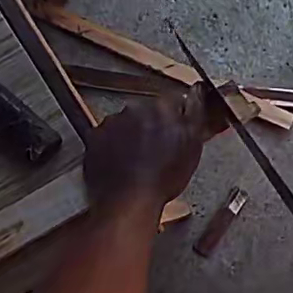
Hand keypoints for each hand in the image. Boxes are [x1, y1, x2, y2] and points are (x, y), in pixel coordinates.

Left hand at [84, 88, 207, 210]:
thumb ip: (195, 113)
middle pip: (148, 111)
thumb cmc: (162, 178)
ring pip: (127, 123)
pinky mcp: (95, 138)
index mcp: (161, 107)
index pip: (174, 102)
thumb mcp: (192, 146)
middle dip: (154, 126)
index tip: (177, 135)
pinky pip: (108, 137)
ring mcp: (111, 122)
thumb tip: (197, 91)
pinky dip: (115, 146)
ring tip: (140, 162)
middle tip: (160, 152)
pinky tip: (124, 164)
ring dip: (134, 136)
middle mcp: (133, 109)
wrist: (128, 200)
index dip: (177, 119)